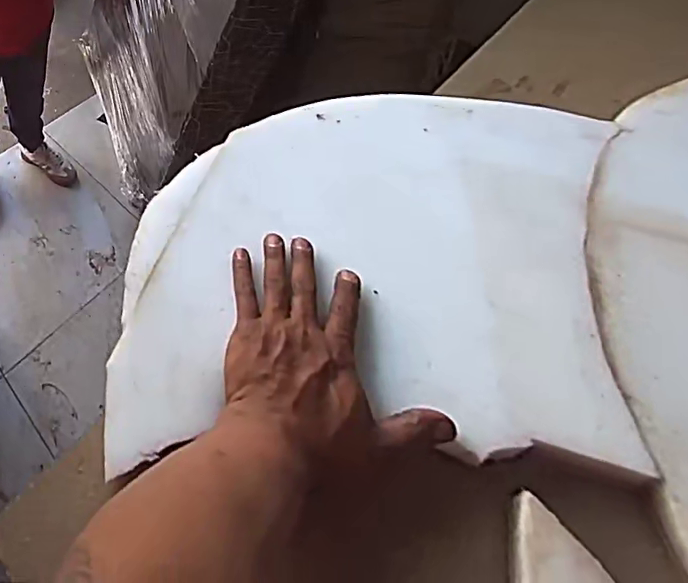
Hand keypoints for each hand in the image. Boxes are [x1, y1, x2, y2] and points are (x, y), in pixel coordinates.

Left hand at [222, 235, 453, 480]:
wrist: (271, 443)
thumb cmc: (320, 448)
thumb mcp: (378, 446)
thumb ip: (412, 431)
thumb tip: (448, 427)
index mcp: (336, 358)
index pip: (346, 317)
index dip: (347, 294)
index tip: (346, 274)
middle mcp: (305, 337)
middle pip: (306, 292)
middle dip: (305, 265)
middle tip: (302, 242)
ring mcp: (272, 332)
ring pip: (276, 287)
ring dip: (276, 261)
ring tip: (274, 240)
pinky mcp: (244, 336)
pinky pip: (244, 296)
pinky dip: (242, 273)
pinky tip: (240, 256)